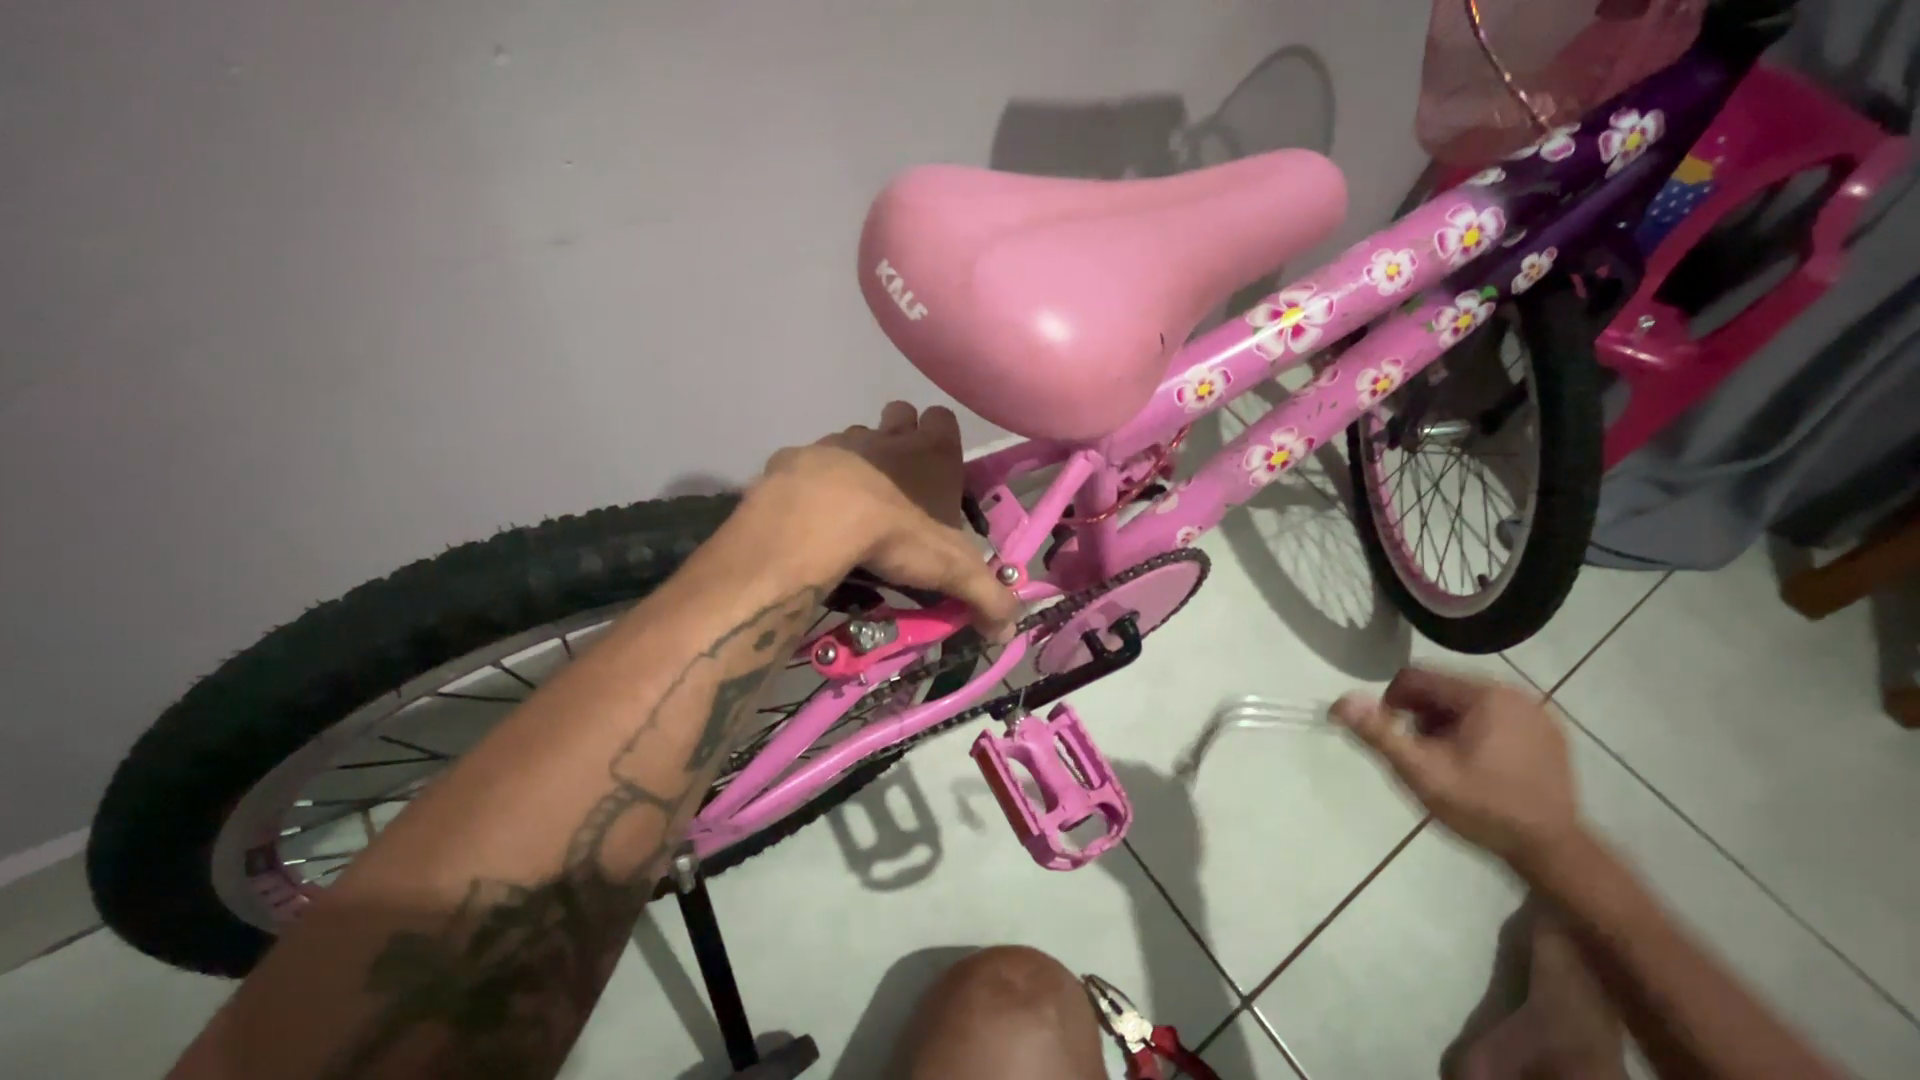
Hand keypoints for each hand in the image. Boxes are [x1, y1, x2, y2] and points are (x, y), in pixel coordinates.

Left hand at [754, 401, 1020, 637]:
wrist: (820, 519)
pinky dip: (814, 482)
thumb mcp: (954, 571)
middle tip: (900, 482)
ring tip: (856, 502)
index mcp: (932, 452)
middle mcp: (889, 437)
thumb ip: (987, 596)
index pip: (944, 420)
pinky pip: (810, 462)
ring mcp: (841, 442)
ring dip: (859, 462)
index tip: (939, 470)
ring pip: (855, 438)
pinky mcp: (799, 457)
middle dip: (901, 436)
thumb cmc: (898, 534)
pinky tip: (814, 512)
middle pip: (900, 414)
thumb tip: (1008, 628)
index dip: (941, 438)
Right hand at [1332, 667, 1581, 864]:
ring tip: (1451, 763)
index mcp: (1483, 694)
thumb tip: (1342, 701)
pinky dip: (1480, 732)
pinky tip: (1482, 766)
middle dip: (1423, 717)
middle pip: (1443, 688)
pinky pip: (1499, 716)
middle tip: (1423, 755)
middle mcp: (1514, 692)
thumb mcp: (1422, 773)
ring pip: (1470, 702)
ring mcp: (1537, 712)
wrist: (1552, 849)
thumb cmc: (1481, 808)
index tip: (1395, 739)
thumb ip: (1380, 734)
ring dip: (1449, 724)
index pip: (1415, 677)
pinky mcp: (1551, 733)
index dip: (1392, 705)